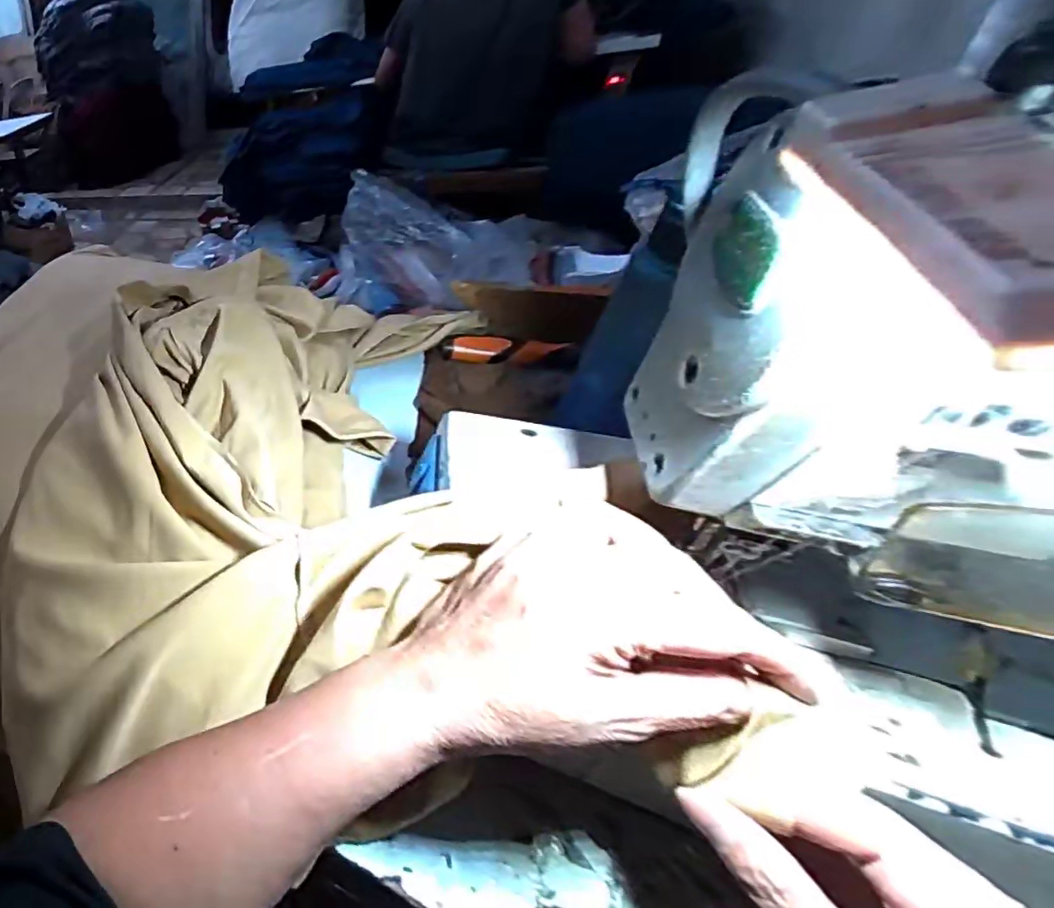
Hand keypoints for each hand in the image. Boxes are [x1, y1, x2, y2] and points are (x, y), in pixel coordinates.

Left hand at [396, 503, 840, 756]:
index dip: (771, 656)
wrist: (431, 685)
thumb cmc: (509, 710)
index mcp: (597, 610)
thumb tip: (748, 687)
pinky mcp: (510, 543)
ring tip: (684, 608)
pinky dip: (608, 534)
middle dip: (718, 613)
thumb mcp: (610, 720)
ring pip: (625, 533)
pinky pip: (569, 517)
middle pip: (672, 573)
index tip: (807, 684)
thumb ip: (689, 699)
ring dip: (667, 566)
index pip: (708, 623)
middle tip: (739, 656)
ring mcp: (532, 546)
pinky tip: (620, 562)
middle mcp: (566, 564)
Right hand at [677, 787, 1019, 907]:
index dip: (781, 796)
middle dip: (779, 801)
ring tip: (723, 804)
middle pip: (865, 824)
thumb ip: (766, 875)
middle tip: (707, 786)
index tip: (711, 785)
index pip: (864, 822)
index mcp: (966, 907)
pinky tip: (759, 836)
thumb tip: (697, 800)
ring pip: (860, 840)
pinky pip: (863, 868)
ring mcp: (947, 905)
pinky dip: (806, 850)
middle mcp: (970, 901)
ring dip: (785, 821)